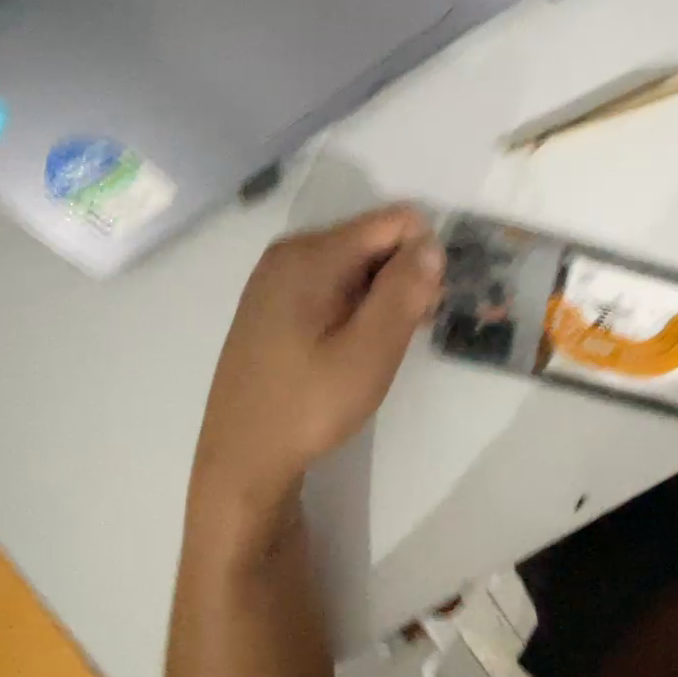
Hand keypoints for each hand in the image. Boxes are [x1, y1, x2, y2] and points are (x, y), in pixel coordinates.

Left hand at [191, 205, 443, 511]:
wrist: (244, 454)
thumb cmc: (310, 404)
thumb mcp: (370, 351)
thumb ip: (405, 291)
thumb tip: (433, 244)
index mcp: (312, 255)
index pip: (395, 222)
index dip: (425, 258)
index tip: (426, 307)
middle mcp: (292, 252)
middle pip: (377, 240)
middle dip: (407, 277)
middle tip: (407, 334)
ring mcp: (280, 277)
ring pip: (359, 265)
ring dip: (386, 296)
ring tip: (382, 347)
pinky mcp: (277, 302)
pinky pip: (336, 284)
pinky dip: (360, 306)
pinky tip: (357, 347)